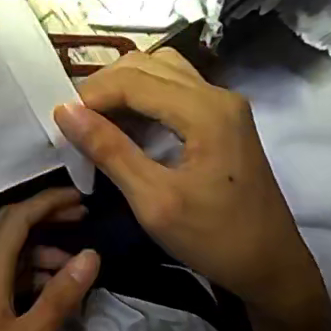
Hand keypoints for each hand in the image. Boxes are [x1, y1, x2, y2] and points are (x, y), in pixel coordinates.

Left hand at [0, 188, 100, 330]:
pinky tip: (54, 296)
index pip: (17, 217)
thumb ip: (61, 295)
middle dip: (47, 218)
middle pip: (11, 229)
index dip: (49, 201)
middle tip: (83, 219)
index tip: (82, 197)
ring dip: (43, 253)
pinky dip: (33, 277)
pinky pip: (8, 280)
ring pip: (11, 257)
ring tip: (77, 270)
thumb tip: (92, 254)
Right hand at [54, 49, 326, 317]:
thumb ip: (110, 151)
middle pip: (148, 65)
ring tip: (98, 121)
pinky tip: (126, 125)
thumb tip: (65, 111)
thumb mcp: (154, 200)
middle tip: (75, 122)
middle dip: (105, 87)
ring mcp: (224, 105)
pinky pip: (177, 90)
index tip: (60, 122)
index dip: (91, 94)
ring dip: (125, 88)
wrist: (270, 265)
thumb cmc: (212, 239)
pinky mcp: (224, 119)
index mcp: (205, 111)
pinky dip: (145, 98)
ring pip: (163, 71)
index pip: (133, 80)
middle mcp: (217, 95)